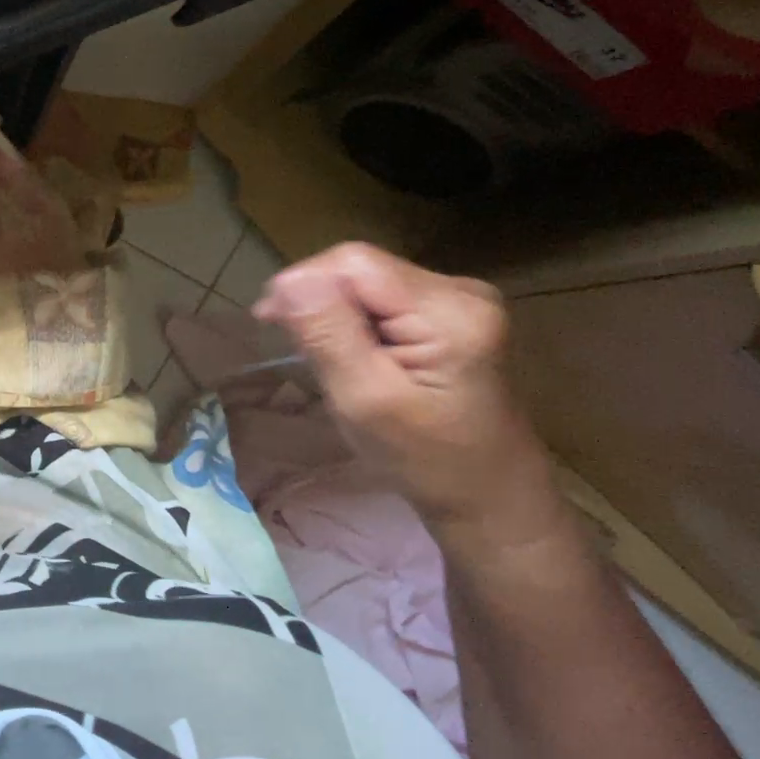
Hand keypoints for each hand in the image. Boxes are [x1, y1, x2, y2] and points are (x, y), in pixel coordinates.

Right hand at [252, 243, 561, 537]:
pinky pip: (379, 298)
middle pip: (359, 268)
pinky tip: (348, 352)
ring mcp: (458, 300)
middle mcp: (460, 290)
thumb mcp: (363, 399)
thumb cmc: (423, 457)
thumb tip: (288, 278)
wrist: (488, 495)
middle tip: (299, 350)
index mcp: (448, 310)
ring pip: (364, 281)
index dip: (304, 285)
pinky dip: (350, 321)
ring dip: (330, 313)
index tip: (271, 324)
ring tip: (323, 356)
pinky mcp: (449, 313)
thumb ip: (328, 334)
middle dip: (316, 302)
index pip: (353, 263)